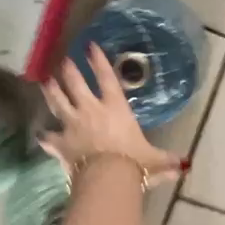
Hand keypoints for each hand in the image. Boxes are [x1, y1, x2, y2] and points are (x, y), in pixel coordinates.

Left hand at [39, 43, 182, 186]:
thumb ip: (166, 160)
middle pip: (75, 84)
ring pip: (57, 102)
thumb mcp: (154, 159)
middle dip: (69, 70)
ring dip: (51, 91)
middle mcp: (90, 110)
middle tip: (65, 61)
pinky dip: (45, 136)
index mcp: (115, 108)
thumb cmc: (133, 162)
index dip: (98, 61)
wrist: (107, 178)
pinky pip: (48, 137)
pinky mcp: (60, 143)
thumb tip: (183, 166)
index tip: (90, 46)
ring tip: (46, 82)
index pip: (106, 78)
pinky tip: (41, 134)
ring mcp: (72, 125)